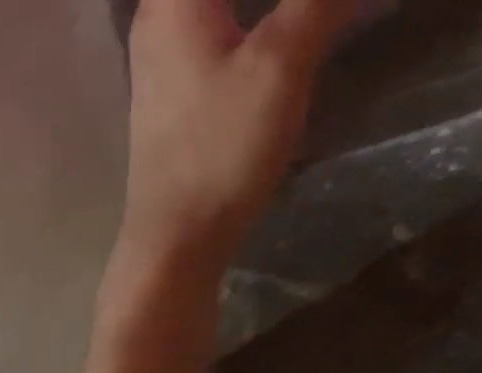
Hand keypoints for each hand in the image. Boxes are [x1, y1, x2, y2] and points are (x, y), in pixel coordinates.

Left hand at [120, 0, 351, 266]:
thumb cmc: (222, 151)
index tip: (311, 7)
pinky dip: (248, 21)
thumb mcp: (280, 67)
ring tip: (307, 16)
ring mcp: (161, 56)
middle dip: (283, 1)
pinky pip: (214, 28)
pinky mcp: (173, 92)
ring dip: (265, 10)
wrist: (175, 239)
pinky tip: (281, 31)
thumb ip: (316, 0)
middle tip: (323, 10)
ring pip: (213, 7)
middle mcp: (158, 14)